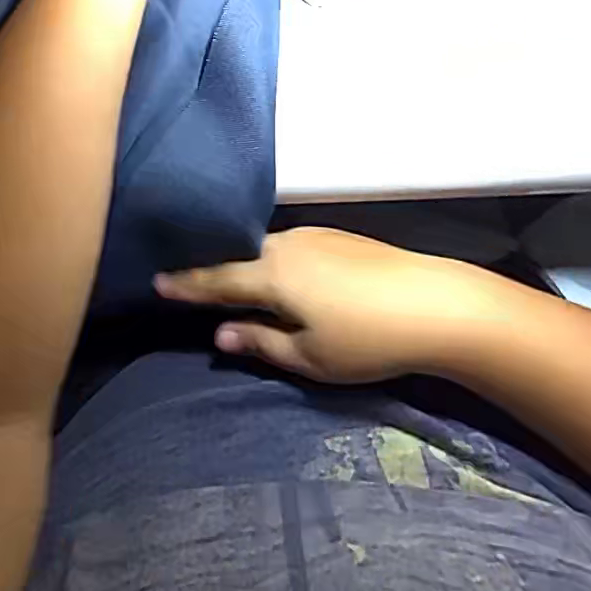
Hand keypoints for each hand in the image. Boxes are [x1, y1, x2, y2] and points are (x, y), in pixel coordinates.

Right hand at [154, 227, 524, 383]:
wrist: (433, 302)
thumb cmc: (366, 338)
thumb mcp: (308, 356)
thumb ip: (260, 341)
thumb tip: (220, 334)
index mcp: (273, 273)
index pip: (217, 279)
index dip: (186, 284)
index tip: (157, 281)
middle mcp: (288, 244)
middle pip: (240, 258)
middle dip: (215, 271)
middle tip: (189, 283)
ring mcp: (315, 235)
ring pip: (267, 250)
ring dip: (247, 265)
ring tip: (230, 281)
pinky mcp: (337, 235)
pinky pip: (290, 246)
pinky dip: (274, 261)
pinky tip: (279, 275)